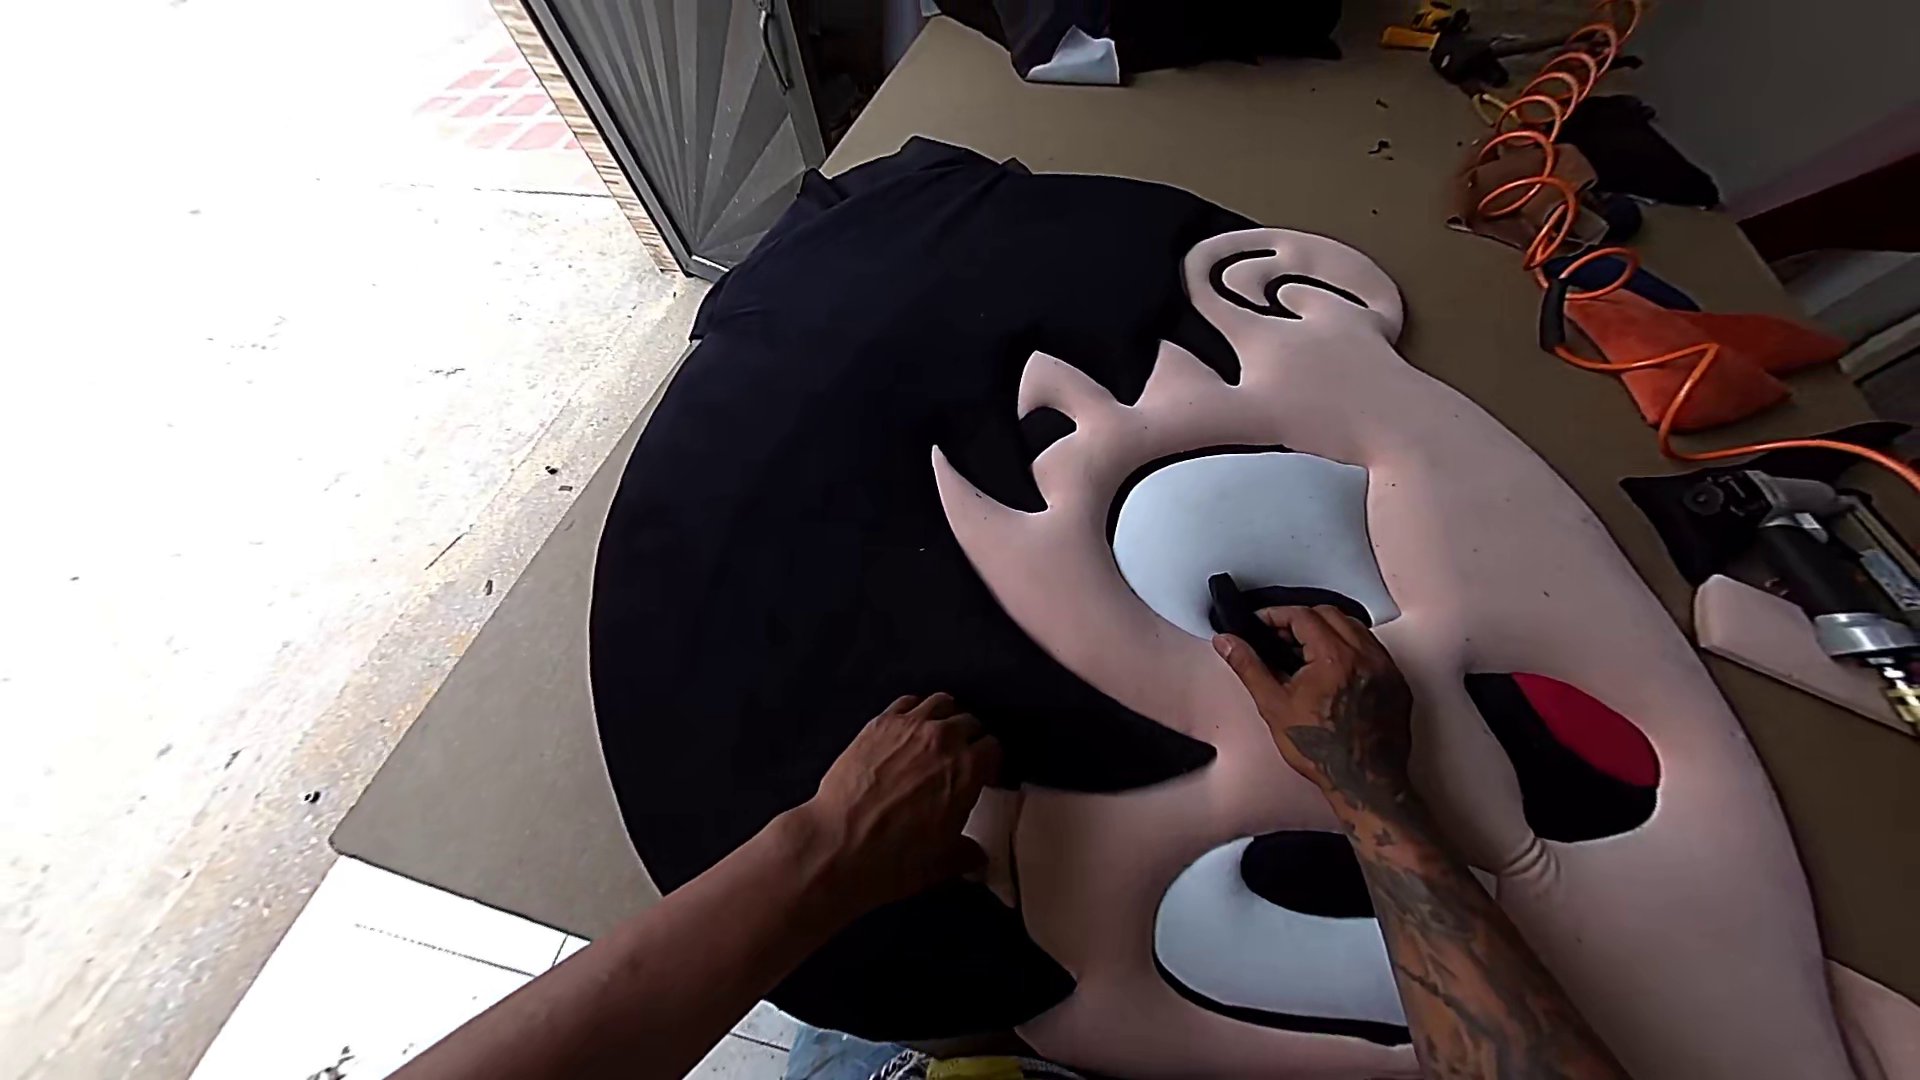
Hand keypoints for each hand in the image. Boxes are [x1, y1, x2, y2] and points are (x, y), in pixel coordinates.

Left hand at [787, 693, 1001, 916]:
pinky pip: (908, 702)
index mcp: (968, 769)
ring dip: (946, 717)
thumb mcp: (942, 864)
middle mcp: (945, 738)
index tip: (984, 775)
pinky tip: (910, 727)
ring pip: (942, 703)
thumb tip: (978, 855)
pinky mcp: (881, 721)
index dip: (991, 762)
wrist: (838, 844)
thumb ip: (966, 853)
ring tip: (938, 735)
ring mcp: (911, 725)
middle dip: (971, 739)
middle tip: (961, 757)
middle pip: (970, 722)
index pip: (994, 747)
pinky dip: (915, 710)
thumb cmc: (896, 859)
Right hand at [1213, 606, 1415, 813]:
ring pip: (1354, 627)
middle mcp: (1366, 658)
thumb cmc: (1323, 750)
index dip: (1275, 615)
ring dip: (1325, 629)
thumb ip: (1248, 665)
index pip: (1302, 615)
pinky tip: (1329, 666)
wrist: (1363, 784)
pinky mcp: (1397, 683)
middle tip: (1278, 636)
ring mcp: (1386, 670)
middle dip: (1299, 618)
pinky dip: (1348, 645)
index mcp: (1336, 659)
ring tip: (1303, 651)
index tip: (1261, 624)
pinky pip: (1372, 647)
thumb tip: (1227, 642)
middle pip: (1329, 613)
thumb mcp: (1272, 703)